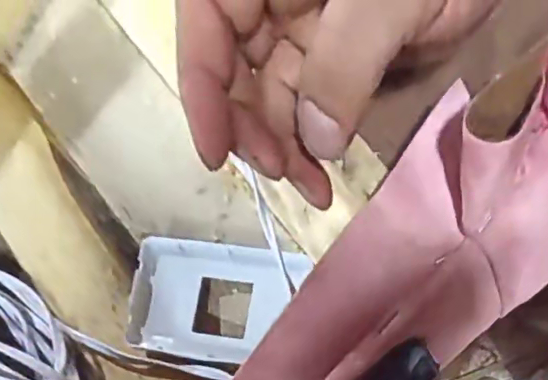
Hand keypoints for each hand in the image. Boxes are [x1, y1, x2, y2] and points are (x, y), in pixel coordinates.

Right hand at [177, 0, 499, 207]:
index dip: (202, 87)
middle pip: (236, 67)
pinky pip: (314, 105)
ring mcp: (308, 25)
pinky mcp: (341, 56)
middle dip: (251, 127)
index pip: (206, 20)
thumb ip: (345, 63)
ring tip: (313, 190)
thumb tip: (316, 138)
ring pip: (274, 96)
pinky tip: (324, 177)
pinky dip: (314, 144)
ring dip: (286, 148)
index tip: (214, 152)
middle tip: (281, 172)